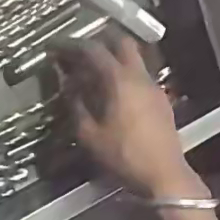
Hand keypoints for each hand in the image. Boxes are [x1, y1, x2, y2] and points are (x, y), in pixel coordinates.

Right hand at [55, 32, 205, 198]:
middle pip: (121, 43)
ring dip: (113, 60)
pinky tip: (113, 95)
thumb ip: (76, 107)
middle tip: (79, 54)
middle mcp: (140, 76)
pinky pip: (140, 77)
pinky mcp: (161, 101)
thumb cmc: (124, 156)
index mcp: (120, 80)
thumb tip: (69, 89)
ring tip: (93, 76)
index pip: (93, 50)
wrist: (164, 175)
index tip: (54, 48)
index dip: (70, 45)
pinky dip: (124, 76)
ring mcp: (154, 87)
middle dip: (99, 43)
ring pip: (133, 59)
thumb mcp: (90, 136)